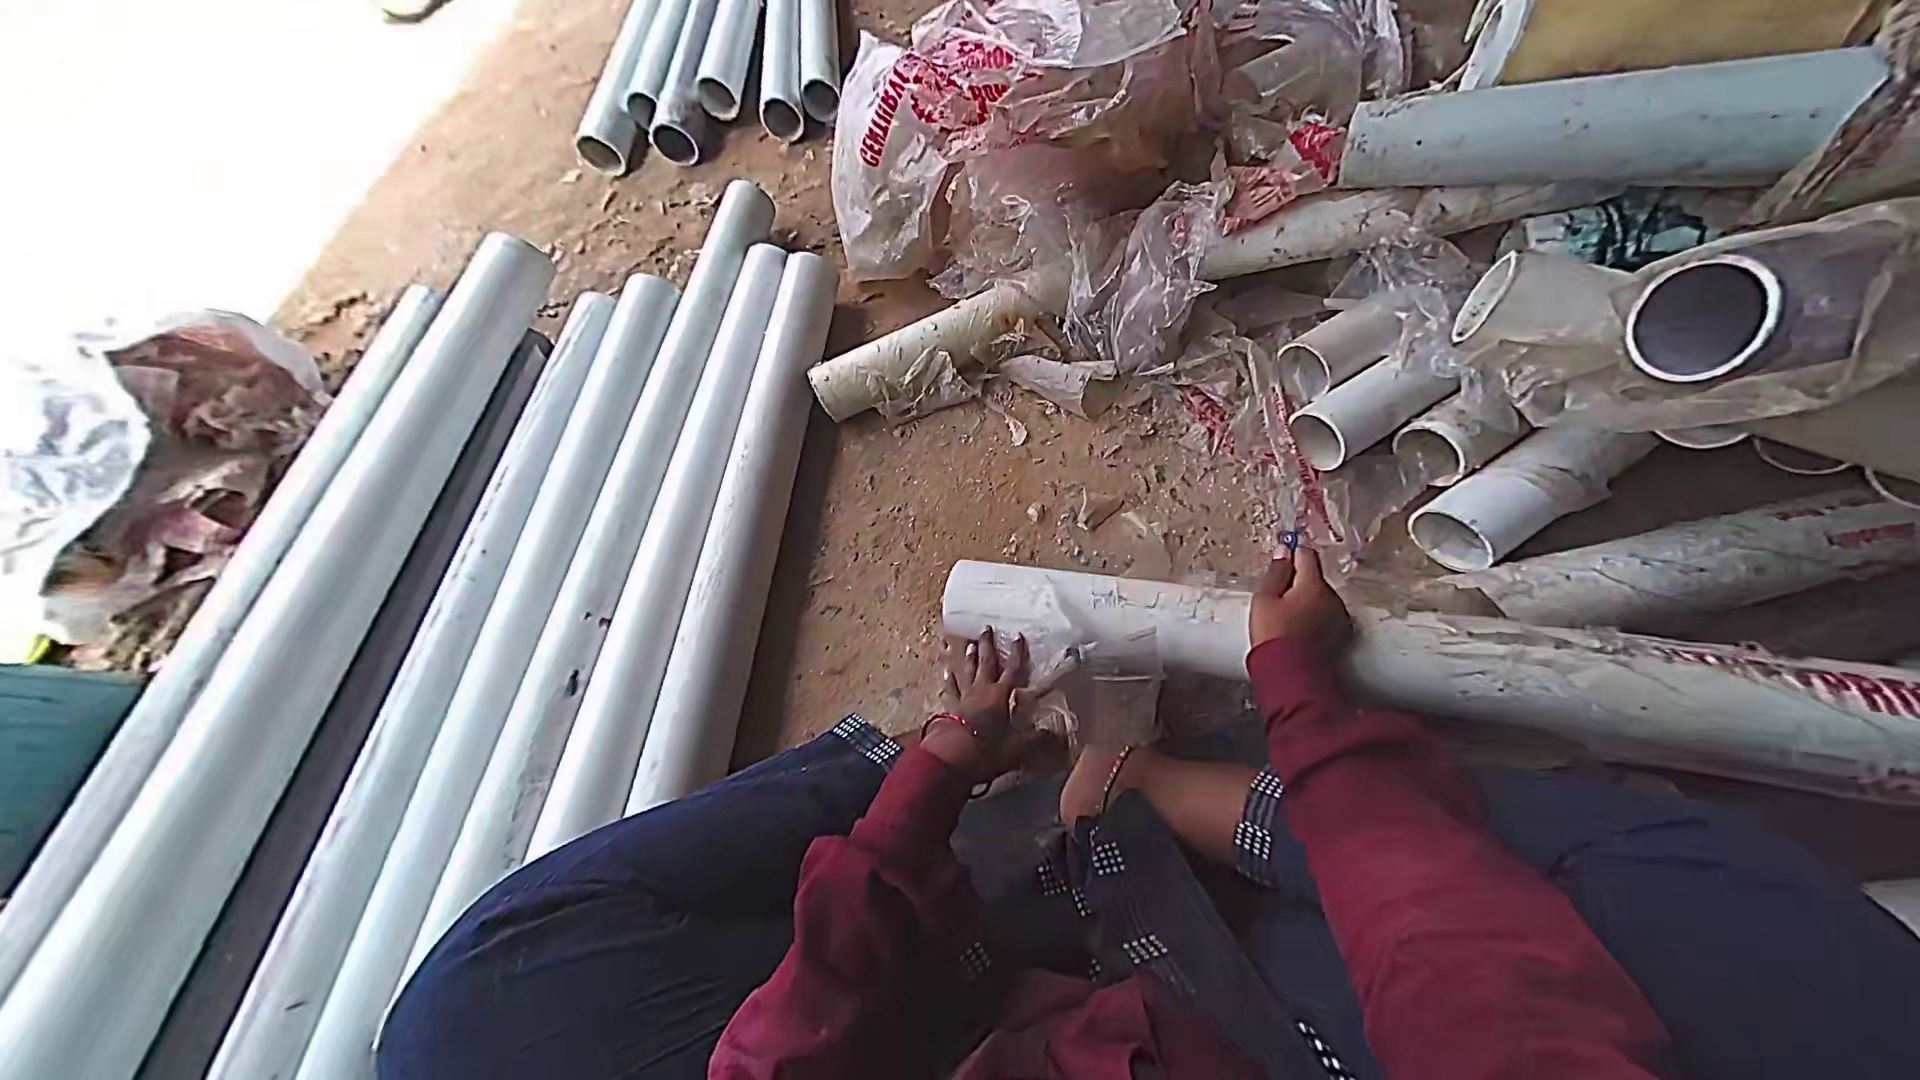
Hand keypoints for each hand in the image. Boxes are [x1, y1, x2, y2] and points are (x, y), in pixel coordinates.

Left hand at [926, 627, 1050, 783]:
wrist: (950, 758)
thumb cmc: (985, 750)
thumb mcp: (1017, 749)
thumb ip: (1037, 740)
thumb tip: (1058, 734)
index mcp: (1000, 696)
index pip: (1013, 670)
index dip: (1018, 653)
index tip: (1018, 635)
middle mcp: (982, 691)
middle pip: (986, 663)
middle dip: (988, 645)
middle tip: (986, 628)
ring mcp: (964, 698)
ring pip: (968, 672)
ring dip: (970, 657)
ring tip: (970, 643)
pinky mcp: (950, 708)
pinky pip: (951, 690)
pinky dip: (950, 680)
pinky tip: (947, 671)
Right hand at [1249, 545, 1349, 653]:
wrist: (1292, 674)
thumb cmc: (1273, 633)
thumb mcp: (1264, 600)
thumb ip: (1275, 572)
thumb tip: (1284, 551)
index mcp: (1313, 585)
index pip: (1307, 555)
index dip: (1292, 553)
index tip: (1281, 559)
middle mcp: (1333, 596)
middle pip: (1314, 578)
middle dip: (1298, 582)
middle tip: (1277, 598)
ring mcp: (1340, 616)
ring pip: (1321, 597)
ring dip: (1307, 600)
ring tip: (1287, 617)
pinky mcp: (1342, 633)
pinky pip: (1327, 615)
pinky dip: (1315, 616)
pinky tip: (1300, 629)